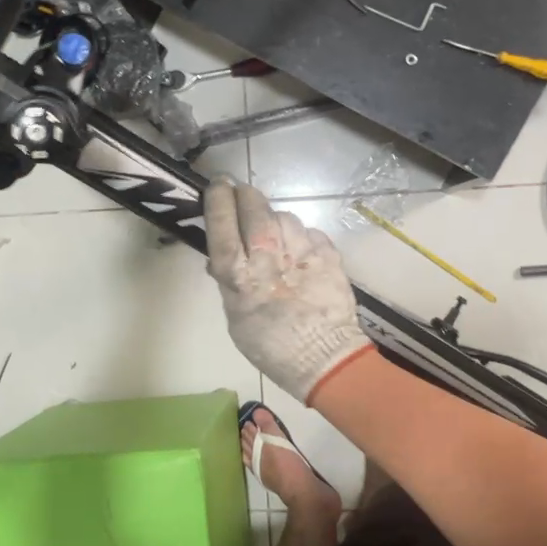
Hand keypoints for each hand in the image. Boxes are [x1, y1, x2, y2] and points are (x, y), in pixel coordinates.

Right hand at [203, 179, 371, 403]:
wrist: (326, 359)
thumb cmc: (271, 346)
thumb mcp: (236, 317)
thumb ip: (230, 283)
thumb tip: (222, 261)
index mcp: (240, 276)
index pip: (222, 226)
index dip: (218, 201)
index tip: (217, 186)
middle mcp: (268, 257)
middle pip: (254, 210)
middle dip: (246, 195)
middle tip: (242, 192)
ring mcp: (302, 252)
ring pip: (284, 217)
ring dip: (275, 218)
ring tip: (274, 231)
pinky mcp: (328, 254)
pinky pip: (309, 232)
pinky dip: (301, 237)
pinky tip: (300, 252)